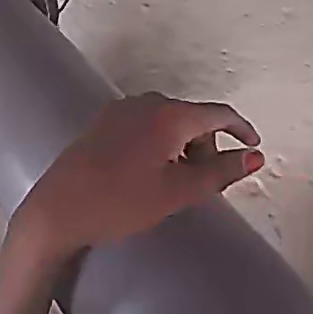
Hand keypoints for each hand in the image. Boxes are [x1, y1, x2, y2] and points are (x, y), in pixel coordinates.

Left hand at [8, 94, 263, 262]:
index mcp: (170, 115)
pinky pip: (146, 124)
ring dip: (183, 146)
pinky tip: (149, 172)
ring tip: (176, 183)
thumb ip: (221, 172)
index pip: (218, 114)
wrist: (56, 212)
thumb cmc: (120, 203)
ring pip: (169, 121)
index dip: (241, 129)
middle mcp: (147, 102)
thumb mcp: (177, 192)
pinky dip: (160, 143)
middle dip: (206, 146)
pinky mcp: (104, 121)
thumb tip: (256, 157)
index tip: (254, 146)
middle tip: (205, 182)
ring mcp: (122, 109)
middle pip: (193, 118)